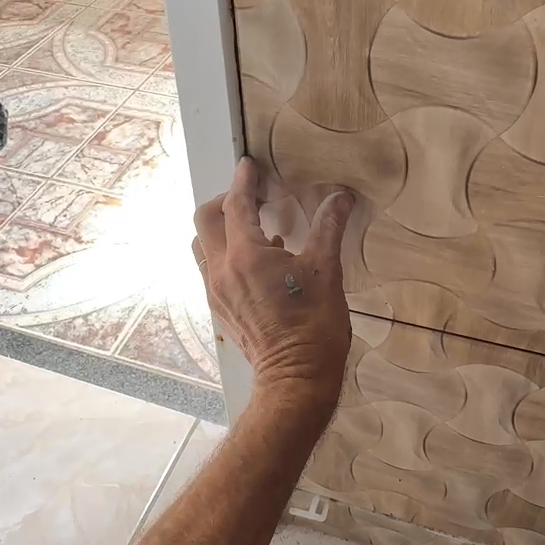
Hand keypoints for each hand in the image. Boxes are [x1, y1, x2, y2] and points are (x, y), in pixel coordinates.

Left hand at [192, 158, 354, 410]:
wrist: (296, 379)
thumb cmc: (314, 325)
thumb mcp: (327, 271)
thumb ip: (329, 227)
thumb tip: (341, 196)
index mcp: (245, 256)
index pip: (236, 206)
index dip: (244, 181)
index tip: (250, 165)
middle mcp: (221, 270)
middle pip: (205, 220)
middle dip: (226, 201)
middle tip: (254, 197)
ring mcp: (216, 292)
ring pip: (203, 245)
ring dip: (222, 228)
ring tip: (256, 226)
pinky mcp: (220, 308)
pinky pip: (212, 268)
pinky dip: (227, 252)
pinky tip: (261, 260)